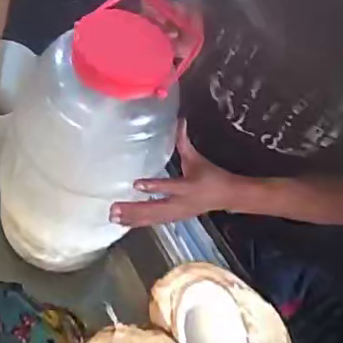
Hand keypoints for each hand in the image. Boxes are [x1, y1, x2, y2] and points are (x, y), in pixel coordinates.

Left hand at [111, 123, 245, 228]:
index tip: (136, 184)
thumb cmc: (211, 175)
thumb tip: (179, 120)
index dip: (154, 186)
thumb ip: (184, 141)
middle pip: (156, 209)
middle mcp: (181, 204)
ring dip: (133, 219)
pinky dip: (139, 223)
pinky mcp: (175, 219)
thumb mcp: (197, 159)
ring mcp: (178, 214)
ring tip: (113, 217)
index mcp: (189, 186)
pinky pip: (155, 222)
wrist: (228, 196)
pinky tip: (123, 223)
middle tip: (114, 209)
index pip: (170, 187)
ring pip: (153, 219)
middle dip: (134, 210)